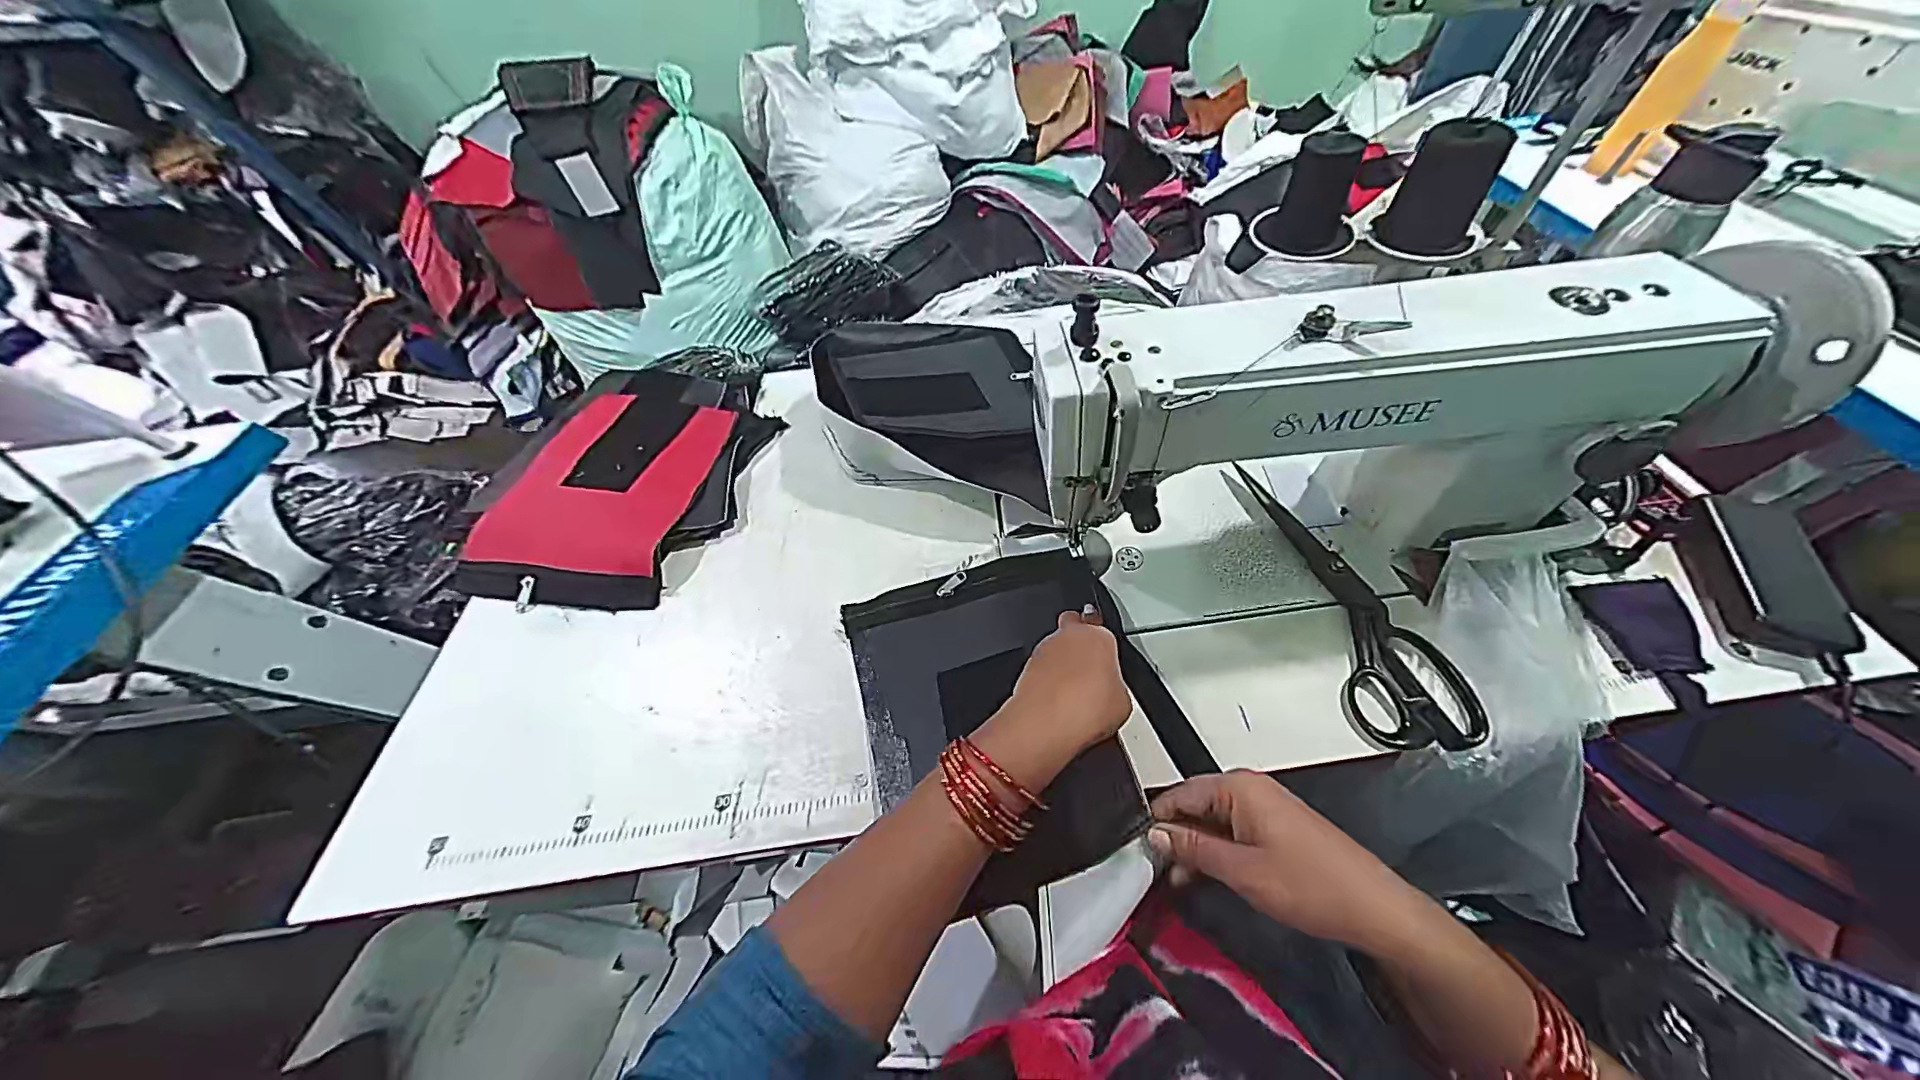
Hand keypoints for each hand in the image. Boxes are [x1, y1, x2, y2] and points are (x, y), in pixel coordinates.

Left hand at [1007, 608, 1132, 753]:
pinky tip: (1055, 699)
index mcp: (1098, 637)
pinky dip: (1046, 677)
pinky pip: (1041, 666)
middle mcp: (1068, 636)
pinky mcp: (1026, 665)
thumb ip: (1116, 685)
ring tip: (1071, 692)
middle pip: (1073, 628)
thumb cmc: (1083, 709)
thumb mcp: (1122, 703)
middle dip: (1078, 644)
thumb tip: (1112, 693)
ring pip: (1055, 646)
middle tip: (1087, 669)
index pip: (1100, 625)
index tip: (1104, 654)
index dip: (1101, 639)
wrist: (1045, 724)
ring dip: (1061, 661)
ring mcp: (1044, 649)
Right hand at [1146, 771, 1431, 954]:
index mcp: (1239, 787)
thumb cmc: (1320, 886)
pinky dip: (1217, 849)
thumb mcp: (1241, 870)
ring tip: (1185, 878)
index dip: (1157, 823)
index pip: (1178, 794)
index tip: (1144, 848)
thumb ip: (1192, 848)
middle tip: (1162, 869)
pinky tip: (1210, 874)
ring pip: (1212, 819)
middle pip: (1194, 804)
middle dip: (1176, 836)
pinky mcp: (1274, 824)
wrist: (1375, 910)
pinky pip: (1232, 828)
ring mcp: (1264, 805)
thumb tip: (1159, 835)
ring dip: (1196, 846)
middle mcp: (1251, 788)